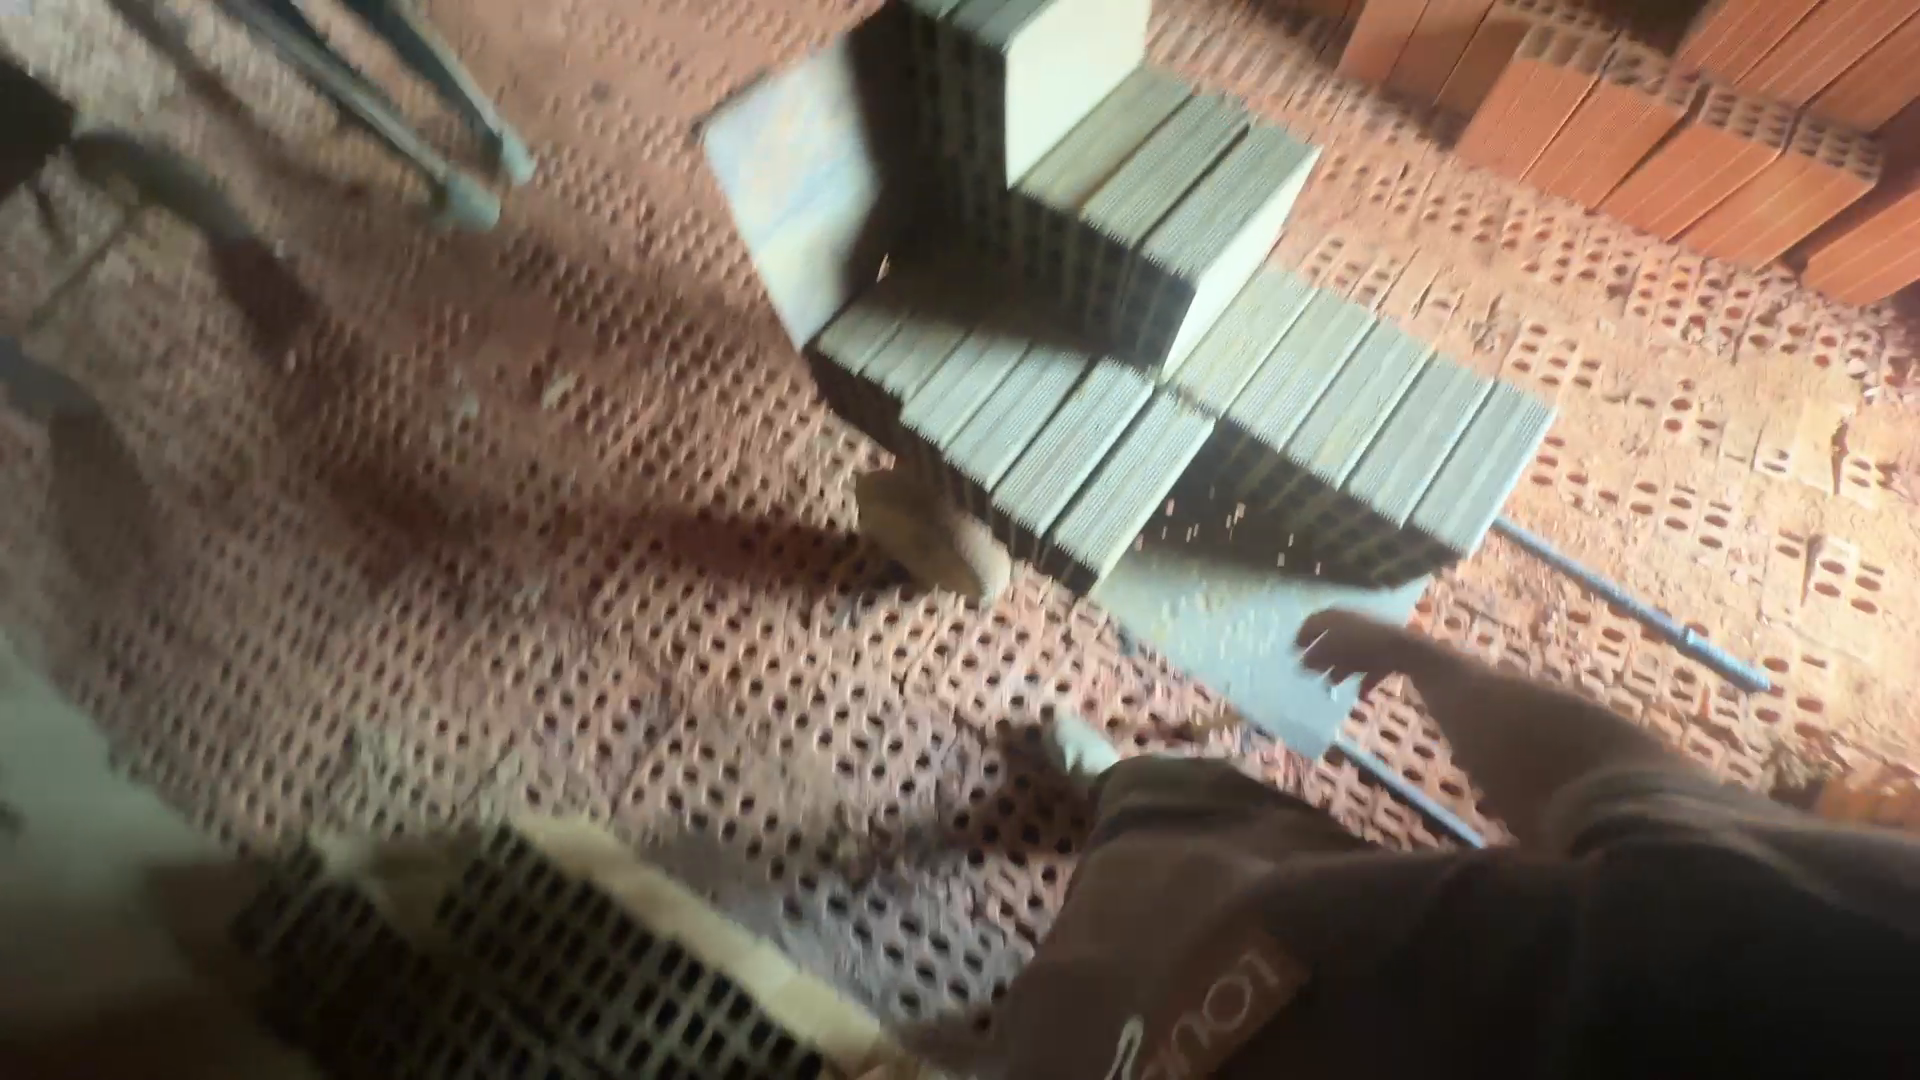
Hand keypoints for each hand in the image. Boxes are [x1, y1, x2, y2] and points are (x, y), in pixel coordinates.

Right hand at [1296, 609, 1436, 697]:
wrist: (1406, 650)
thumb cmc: (1362, 645)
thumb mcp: (1331, 649)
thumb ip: (1315, 655)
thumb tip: (1302, 662)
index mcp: (1337, 616)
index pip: (1313, 622)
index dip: (1302, 636)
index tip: (1294, 651)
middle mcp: (1353, 623)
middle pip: (1332, 639)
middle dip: (1321, 656)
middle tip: (1310, 670)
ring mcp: (1372, 638)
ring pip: (1351, 654)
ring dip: (1340, 668)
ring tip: (1331, 682)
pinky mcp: (1388, 652)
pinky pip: (1372, 666)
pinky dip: (1364, 679)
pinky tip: (1360, 693)